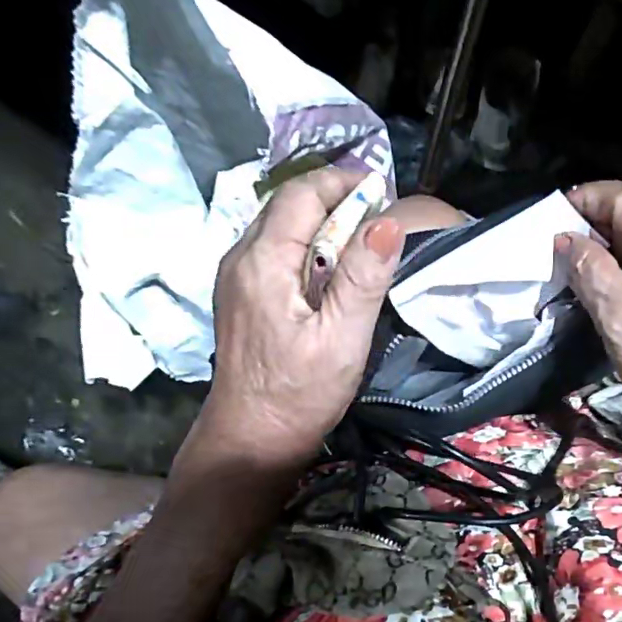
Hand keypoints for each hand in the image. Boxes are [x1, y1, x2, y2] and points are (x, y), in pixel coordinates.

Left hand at [191, 168, 403, 471]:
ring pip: (278, 227)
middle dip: (334, 199)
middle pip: (287, 205)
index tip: (384, 194)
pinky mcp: (239, 298)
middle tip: (378, 219)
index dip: (343, 182)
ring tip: (360, 243)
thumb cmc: (298, 395)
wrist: (250, 439)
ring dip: (320, 223)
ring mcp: (234, 278)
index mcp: (263, 262)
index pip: (302, 193)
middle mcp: (240, 258)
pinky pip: (272, 252)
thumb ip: (362, 279)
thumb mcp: (341, 340)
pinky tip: (329, 273)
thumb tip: (388, 221)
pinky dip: (305, 248)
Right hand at [558, 181, 621, 428]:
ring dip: (594, 248)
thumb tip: (562, 239)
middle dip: (589, 225)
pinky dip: (606, 268)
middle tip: (547, 240)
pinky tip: (581, 278)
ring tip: (557, 259)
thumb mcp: (620, 311)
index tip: (550, 213)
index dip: (591, 199)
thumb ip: (590, 269)